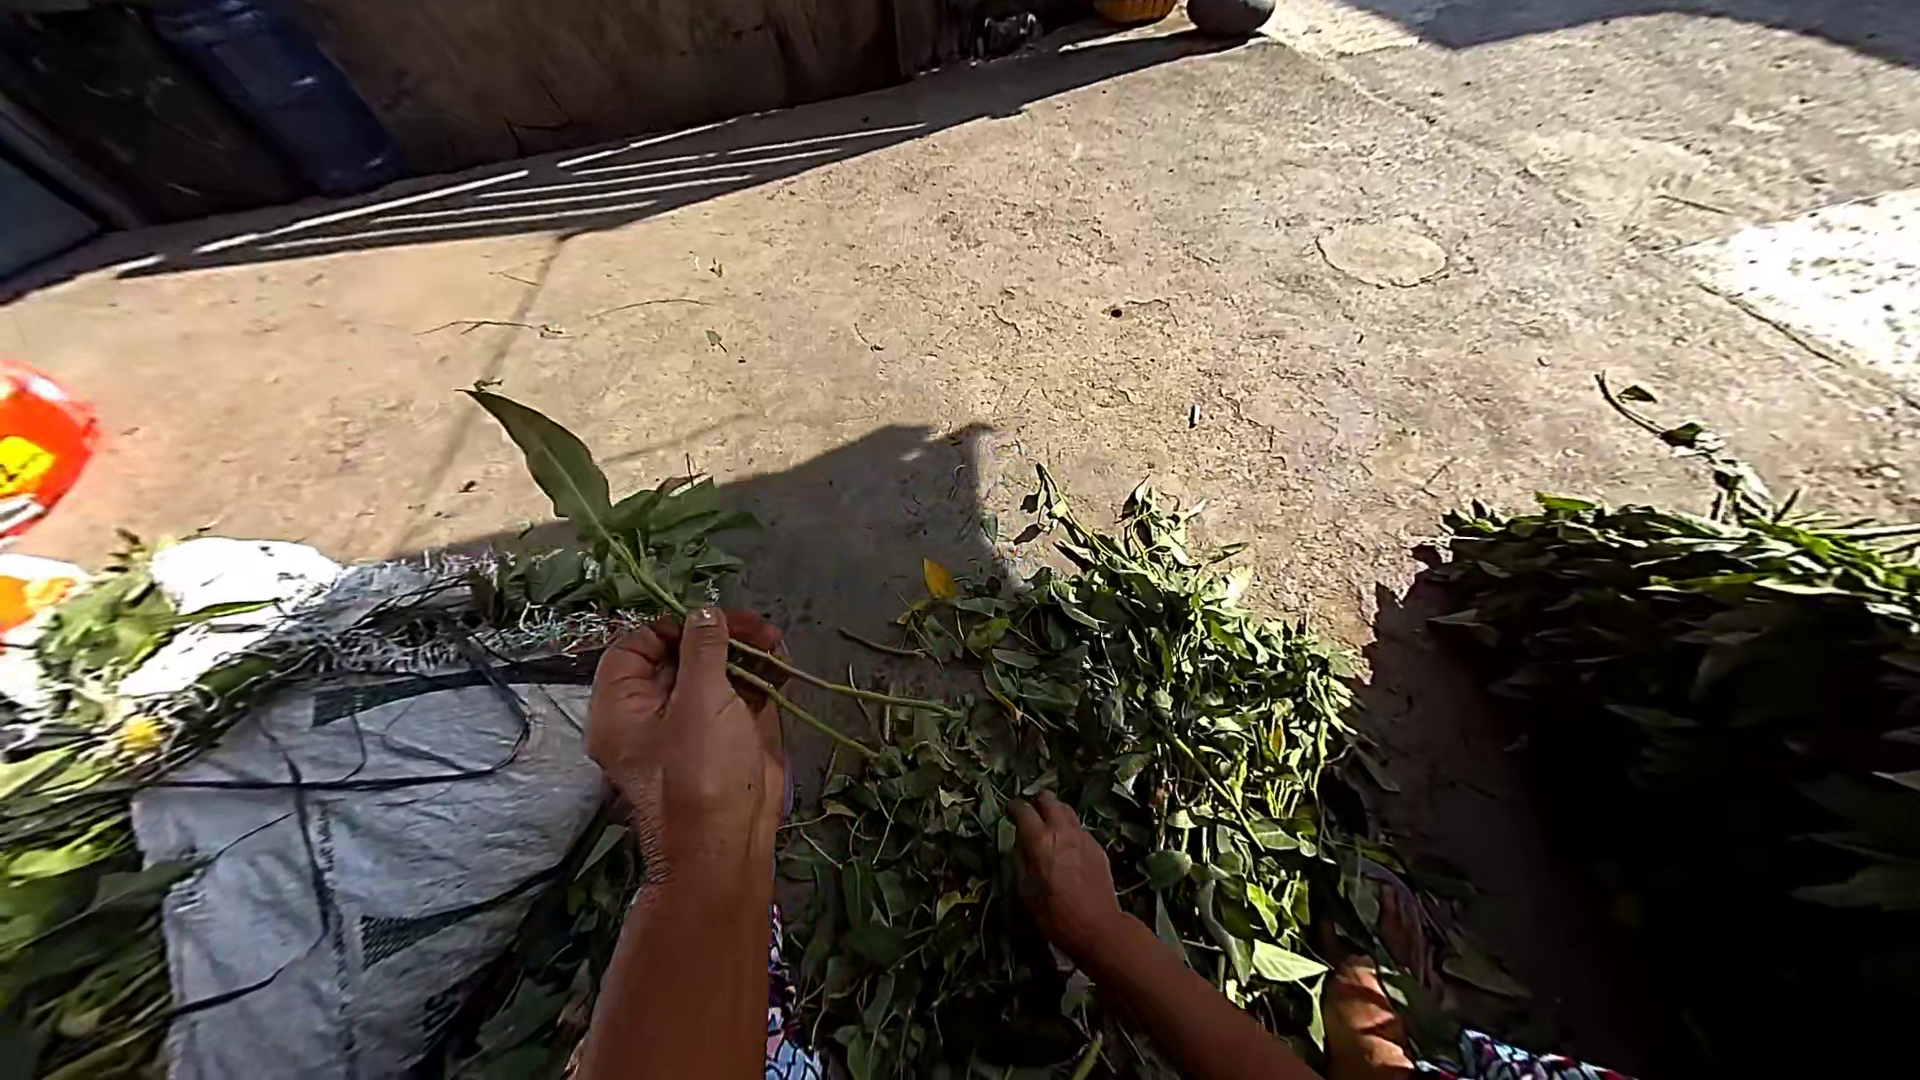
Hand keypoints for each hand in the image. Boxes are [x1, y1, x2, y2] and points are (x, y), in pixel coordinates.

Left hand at [587, 607, 786, 882]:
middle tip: (757, 626)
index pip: (635, 649)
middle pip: (681, 655)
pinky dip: (760, 674)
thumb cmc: (702, 771)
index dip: (671, 628)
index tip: (708, 620)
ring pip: (716, 670)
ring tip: (776, 641)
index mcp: (624, 706)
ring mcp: (695, 721)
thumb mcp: (699, 701)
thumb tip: (705, 611)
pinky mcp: (729, 731)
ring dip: (746, 651)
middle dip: (720, 635)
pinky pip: (740, 691)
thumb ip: (703, 649)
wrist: (731, 840)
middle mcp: (655, 710)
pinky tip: (781, 662)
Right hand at [1012, 792, 1125, 963]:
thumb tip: (1020, 843)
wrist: (1099, 928)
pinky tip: (1067, 846)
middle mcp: (1061, 830)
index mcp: (1039, 839)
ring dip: (1055, 812)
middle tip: (1031, 815)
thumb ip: (1020, 860)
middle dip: (1036, 803)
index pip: (1023, 809)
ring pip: (1066, 808)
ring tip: (1050, 825)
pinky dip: (1069, 829)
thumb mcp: (1026, 891)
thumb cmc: (1055, 915)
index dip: (1014, 807)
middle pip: (1047, 799)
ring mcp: (1081, 835)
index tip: (1010, 811)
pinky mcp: (1096, 845)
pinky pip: (1079, 827)